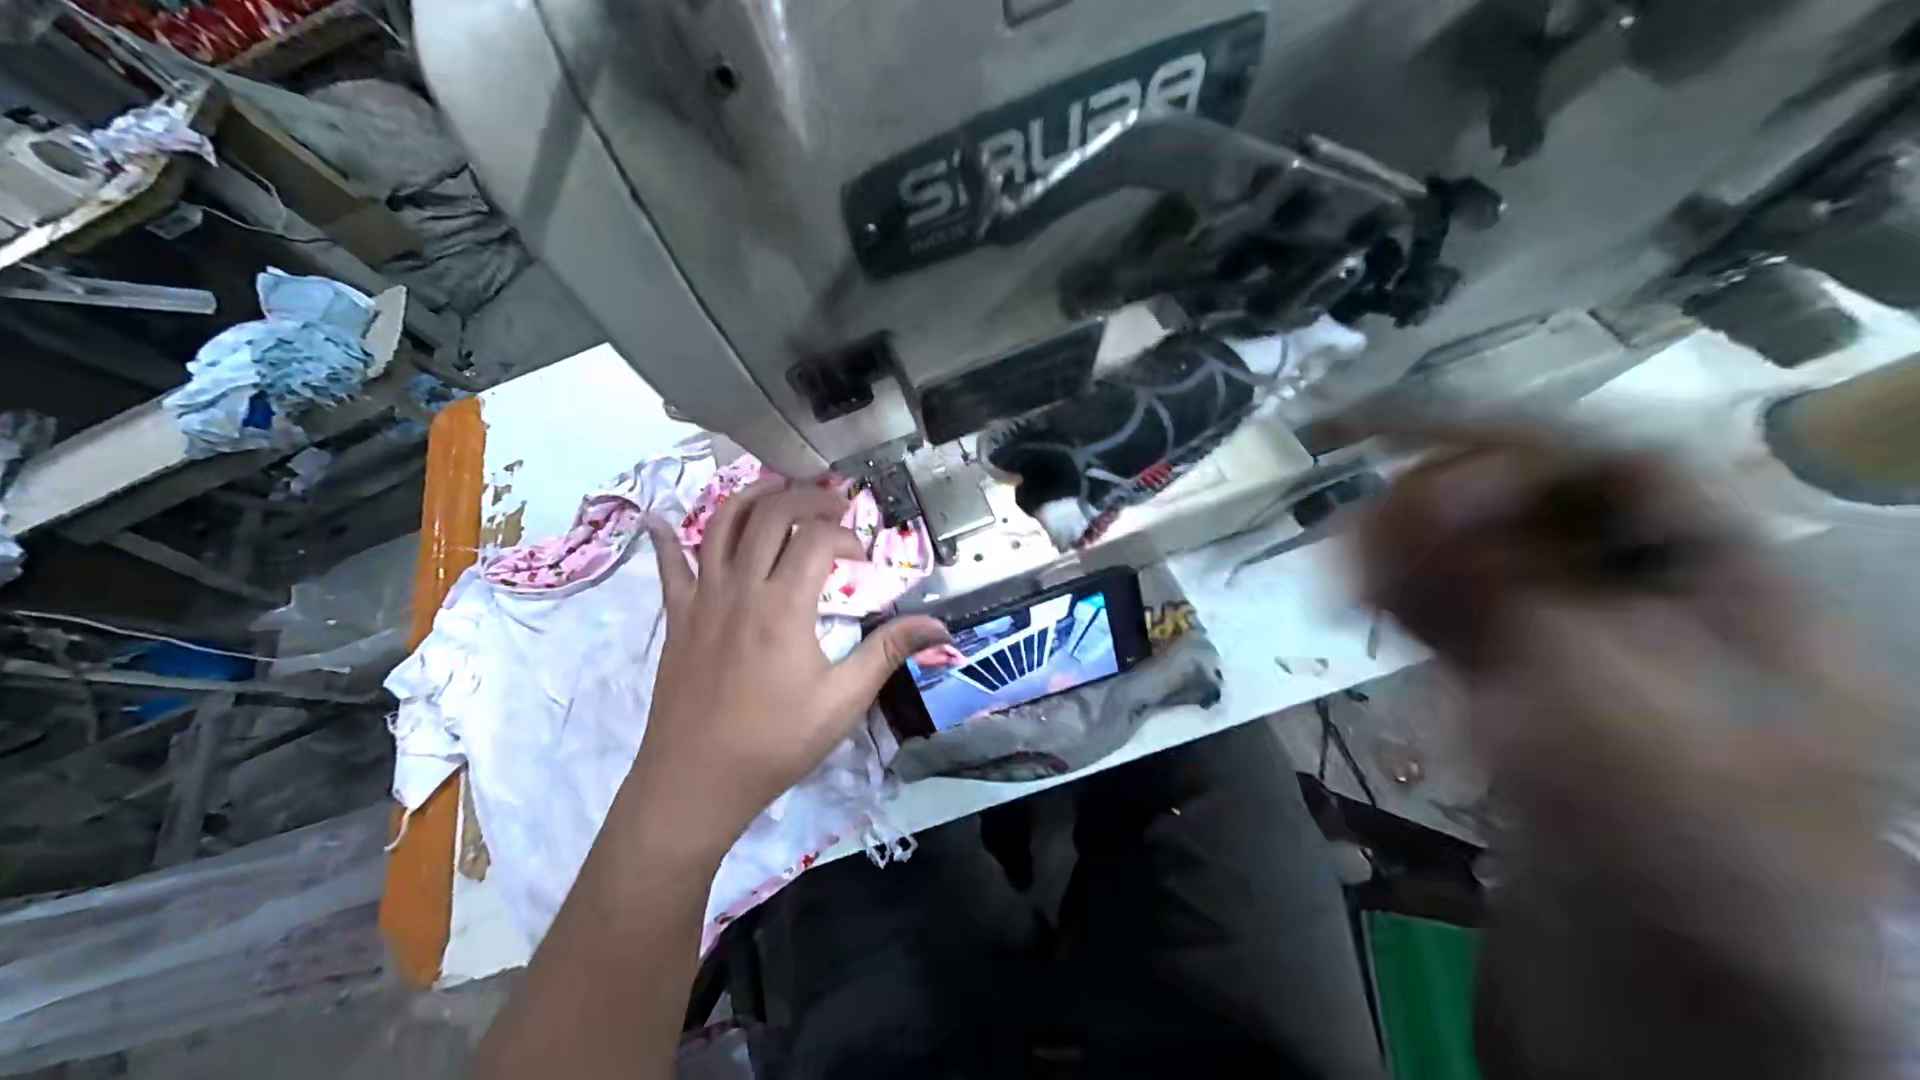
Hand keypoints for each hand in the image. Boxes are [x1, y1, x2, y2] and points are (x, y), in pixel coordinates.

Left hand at [623, 477, 948, 860]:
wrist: (695, 780)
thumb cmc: (775, 742)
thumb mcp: (842, 702)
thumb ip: (887, 653)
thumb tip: (939, 625)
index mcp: (784, 607)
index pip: (817, 539)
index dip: (845, 536)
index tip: (861, 558)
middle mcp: (740, 588)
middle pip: (770, 515)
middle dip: (805, 499)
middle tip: (832, 505)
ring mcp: (702, 599)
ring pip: (720, 525)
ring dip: (749, 498)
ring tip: (776, 490)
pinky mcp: (677, 617)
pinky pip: (669, 565)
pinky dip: (668, 538)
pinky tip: (662, 519)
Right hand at [1356, 420, 1885, 878]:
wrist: (1654, 982)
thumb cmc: (1669, 841)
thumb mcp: (1601, 698)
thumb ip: (1509, 583)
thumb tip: (1423, 488)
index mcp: (1726, 587)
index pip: (1612, 466)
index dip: (1498, 438)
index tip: (1391, 434)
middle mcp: (1654, 600)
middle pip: (1534, 512)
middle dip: (1433, 502)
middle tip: (1352, 513)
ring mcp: (1582, 644)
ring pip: (1482, 563)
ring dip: (1404, 550)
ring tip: (1338, 558)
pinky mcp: (1522, 685)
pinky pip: (1458, 618)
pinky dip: (1404, 598)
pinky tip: (1357, 593)